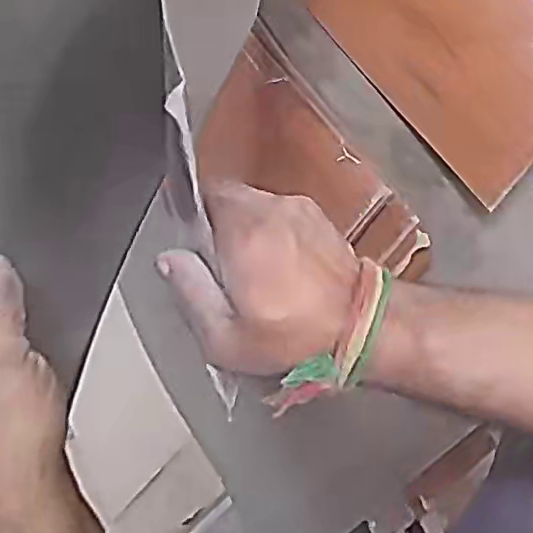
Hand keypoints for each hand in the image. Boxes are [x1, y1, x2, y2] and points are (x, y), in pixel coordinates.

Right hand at [156, 181, 358, 375]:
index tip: (192, 242)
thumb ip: (191, 292)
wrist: (362, 325)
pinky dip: (273, 228)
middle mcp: (270, 209)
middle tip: (221, 263)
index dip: (191, 215)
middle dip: (217, 222)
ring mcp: (297, 207)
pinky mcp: (316, 214)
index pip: (201, 194)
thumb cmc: (297, 337)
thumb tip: (170, 259)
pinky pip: (280, 210)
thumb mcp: (227, 338)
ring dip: (245, 225)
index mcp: (243, 233)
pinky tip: (280, 263)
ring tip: (254, 268)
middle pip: (227, 195)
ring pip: (253, 202)